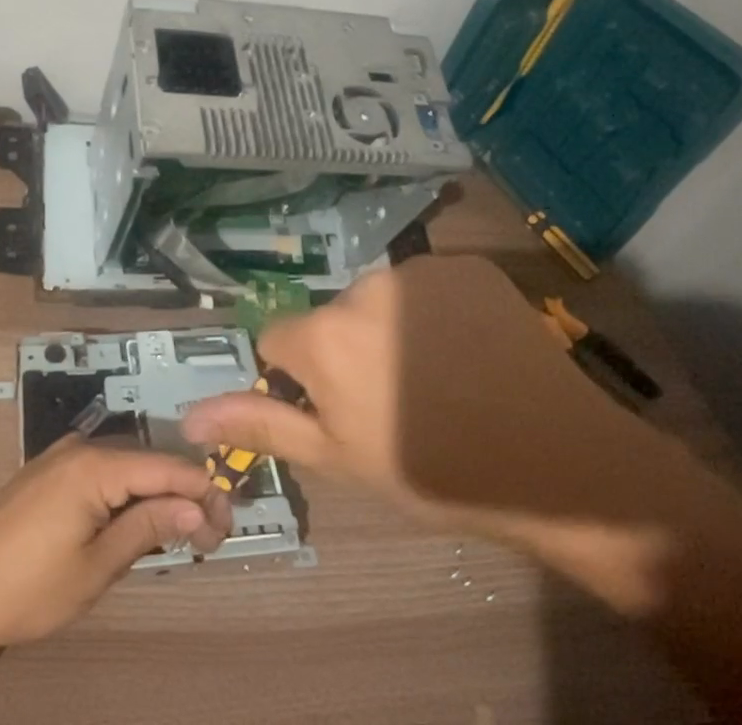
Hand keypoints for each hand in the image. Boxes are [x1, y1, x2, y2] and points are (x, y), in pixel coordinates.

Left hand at [0, 440, 230, 723]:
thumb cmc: (26, 587)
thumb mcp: (96, 566)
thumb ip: (148, 528)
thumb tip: (197, 507)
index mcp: (95, 466)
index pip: (170, 467)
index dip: (205, 494)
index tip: (226, 529)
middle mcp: (80, 449)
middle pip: (150, 463)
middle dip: (185, 496)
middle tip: (207, 540)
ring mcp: (59, 460)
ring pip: (128, 469)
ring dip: (157, 498)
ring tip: (179, 538)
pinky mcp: (46, 477)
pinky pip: (102, 476)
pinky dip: (127, 498)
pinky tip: (137, 526)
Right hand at [182, 254, 673, 542]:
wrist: (553, 463)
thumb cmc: (432, 473)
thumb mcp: (337, 459)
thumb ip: (262, 423)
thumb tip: (188, 414)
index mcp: (324, 336)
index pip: (277, 338)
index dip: (300, 378)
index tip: (338, 410)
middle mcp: (365, 287)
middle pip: (332, 315)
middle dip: (346, 349)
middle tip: (395, 403)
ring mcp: (423, 272)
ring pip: (380, 300)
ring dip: (390, 329)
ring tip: (439, 380)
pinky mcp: (471, 268)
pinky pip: (428, 287)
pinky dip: (435, 313)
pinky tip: (470, 354)